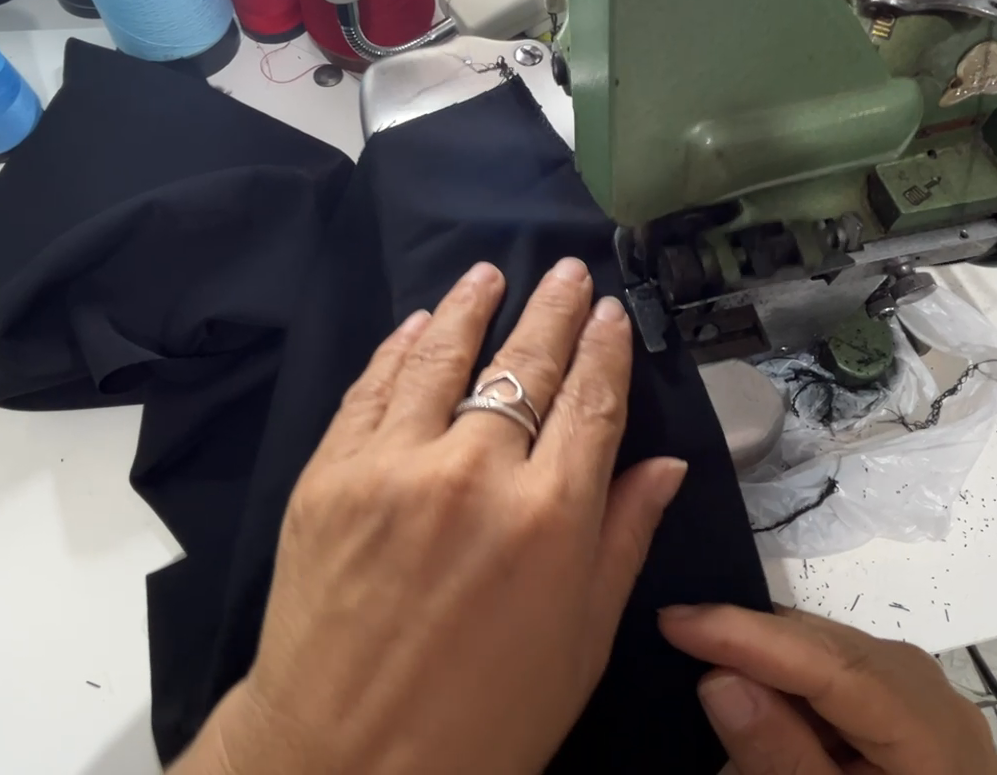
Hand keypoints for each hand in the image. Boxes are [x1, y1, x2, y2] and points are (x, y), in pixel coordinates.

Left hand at [176, 259, 688, 774]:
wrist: (344, 762)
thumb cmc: (485, 717)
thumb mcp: (582, 640)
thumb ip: (624, 536)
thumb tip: (665, 463)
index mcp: (551, 518)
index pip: (591, 402)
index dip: (606, 350)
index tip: (612, 313)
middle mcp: (475, 473)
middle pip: (526, 364)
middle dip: (553, 309)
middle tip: (566, 271)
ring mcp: (394, 465)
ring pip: (443, 355)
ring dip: (471, 306)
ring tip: (490, 273)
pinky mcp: (331, 472)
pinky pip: (372, 388)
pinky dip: (399, 348)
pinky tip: (419, 323)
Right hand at [659, 604, 996, 774]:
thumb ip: (780, 759)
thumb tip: (717, 678)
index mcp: (931, 732)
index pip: (830, 663)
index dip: (748, 635)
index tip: (673, 618)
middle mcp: (929, 695)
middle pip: (826, 645)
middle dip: (748, 636)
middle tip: (673, 629)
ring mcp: (918, 696)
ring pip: (823, 649)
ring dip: (763, 656)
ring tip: (697, 648)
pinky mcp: (900, 706)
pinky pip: (832, 670)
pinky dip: (786, 679)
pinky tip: (750, 685)